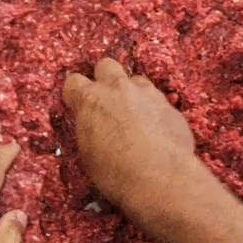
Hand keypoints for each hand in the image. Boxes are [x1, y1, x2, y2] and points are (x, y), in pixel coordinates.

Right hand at [62, 58, 221, 226]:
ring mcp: (146, 93)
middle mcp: (118, 89)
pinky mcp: (169, 104)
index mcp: (90, 100)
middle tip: (107, 101)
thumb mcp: (88, 154)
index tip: (78, 105)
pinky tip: (156, 131)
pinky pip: (157, 99)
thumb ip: (89, 129)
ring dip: (132, 93)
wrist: (160, 177)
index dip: (75, 94)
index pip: (73, 81)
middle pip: (106, 65)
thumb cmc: (115, 172)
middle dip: (104, 79)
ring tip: (135, 118)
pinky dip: (154, 110)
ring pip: (136, 80)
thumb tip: (95, 127)